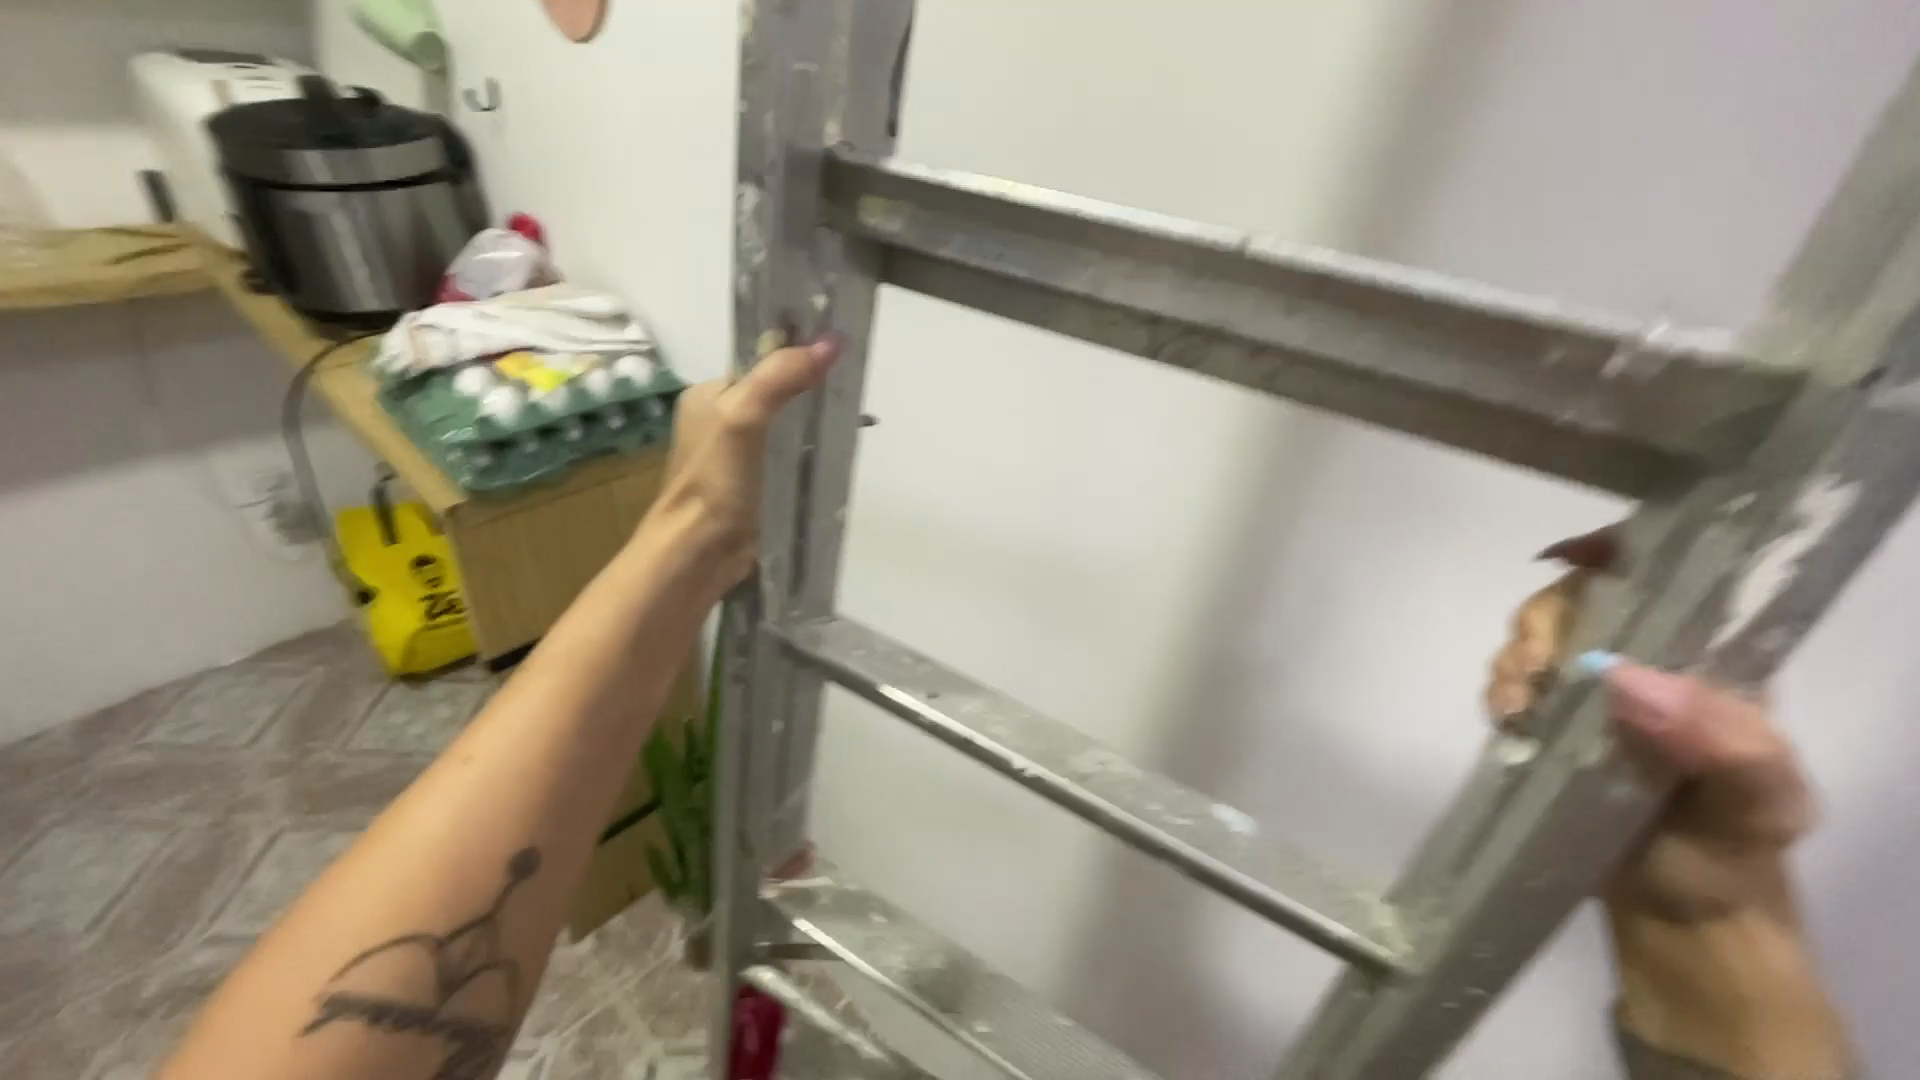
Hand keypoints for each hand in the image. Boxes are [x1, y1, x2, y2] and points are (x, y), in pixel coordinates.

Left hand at [642, 336, 840, 591]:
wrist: (698, 553)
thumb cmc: (716, 483)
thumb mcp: (745, 418)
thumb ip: (782, 377)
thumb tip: (833, 342)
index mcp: (708, 394)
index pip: (760, 363)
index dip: (797, 356)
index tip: (841, 356)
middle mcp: (719, 420)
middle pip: (776, 393)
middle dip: (814, 390)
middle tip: (857, 391)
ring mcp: (736, 456)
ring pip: (785, 426)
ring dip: (816, 423)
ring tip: (859, 420)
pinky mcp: (753, 485)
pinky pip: (789, 456)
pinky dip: (812, 452)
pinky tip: (837, 453)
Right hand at [1484, 526, 1811, 919]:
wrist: (1681, 915)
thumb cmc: (1731, 853)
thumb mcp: (1760, 804)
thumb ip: (1722, 741)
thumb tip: (1623, 678)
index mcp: (1711, 663)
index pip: (1670, 578)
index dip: (1617, 552)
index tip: (1567, 562)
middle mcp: (1648, 664)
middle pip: (1581, 600)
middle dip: (1543, 623)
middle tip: (1534, 672)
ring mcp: (1594, 693)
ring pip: (1537, 638)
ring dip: (1513, 661)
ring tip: (1516, 709)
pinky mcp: (1553, 720)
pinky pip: (1512, 680)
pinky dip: (1499, 692)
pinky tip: (1508, 723)